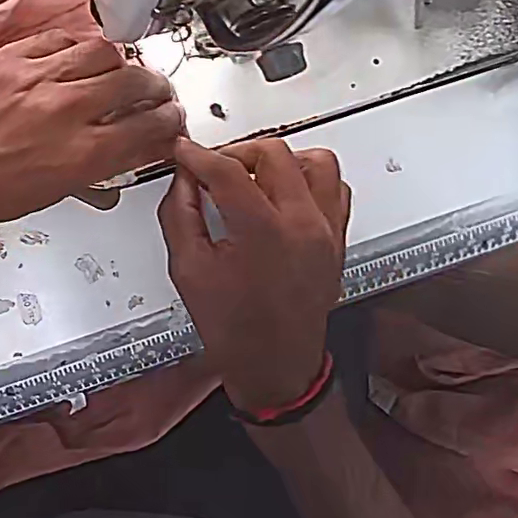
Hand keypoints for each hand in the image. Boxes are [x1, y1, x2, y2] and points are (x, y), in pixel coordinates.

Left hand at [0, 31, 184, 257]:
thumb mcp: (61, 191)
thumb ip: (106, 167)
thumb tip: (138, 149)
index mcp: (80, 155)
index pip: (149, 127)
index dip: (169, 122)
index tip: (171, 120)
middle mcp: (62, 111)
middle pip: (134, 81)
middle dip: (155, 88)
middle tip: (155, 93)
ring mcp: (34, 78)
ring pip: (103, 51)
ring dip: (122, 62)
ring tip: (120, 72)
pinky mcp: (9, 58)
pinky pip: (61, 37)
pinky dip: (80, 47)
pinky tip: (81, 59)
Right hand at [159, 138, 350, 413]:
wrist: (275, 365)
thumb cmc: (236, 330)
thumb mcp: (187, 268)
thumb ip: (179, 214)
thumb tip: (183, 181)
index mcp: (263, 233)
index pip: (228, 169)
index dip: (199, 155)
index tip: (187, 153)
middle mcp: (303, 225)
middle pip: (273, 152)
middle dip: (235, 152)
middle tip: (214, 167)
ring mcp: (326, 231)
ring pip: (315, 161)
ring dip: (279, 159)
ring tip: (253, 174)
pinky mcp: (337, 238)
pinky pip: (335, 187)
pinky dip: (309, 179)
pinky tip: (285, 191)